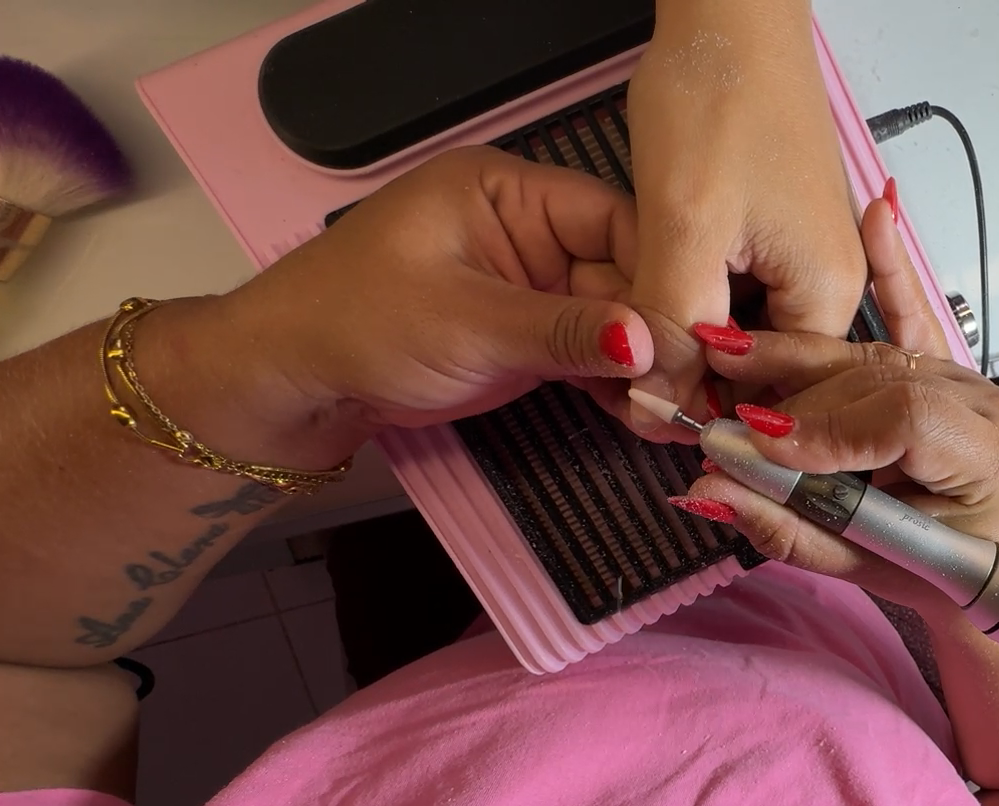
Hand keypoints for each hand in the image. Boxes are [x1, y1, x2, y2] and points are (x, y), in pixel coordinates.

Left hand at [185, 147, 654, 468]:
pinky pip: (604, 356)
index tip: (695, 334)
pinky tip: (646, 417)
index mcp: (513, 194)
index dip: (661, 274)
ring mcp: (547, 289)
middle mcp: (540, 234)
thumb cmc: (360, 324)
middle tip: (689, 391)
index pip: (618, 222)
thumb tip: (653, 346)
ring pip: (626, 324)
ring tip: (670, 414)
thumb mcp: (465, 322)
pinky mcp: (548, 336)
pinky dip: (625, 388)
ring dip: (648, 371)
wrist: (302, 385)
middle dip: (659, 336)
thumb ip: (564, 331)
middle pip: (631, 277)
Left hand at [618, 0, 867, 435]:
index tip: (650, 415)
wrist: (732, 17)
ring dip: (694, 340)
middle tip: (633, 378)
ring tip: (642, 332)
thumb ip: (674, 324)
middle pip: (763, 367)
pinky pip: (745, 298)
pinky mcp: (785, 242)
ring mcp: (811, 264)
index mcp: (828, 296)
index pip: (773, 391)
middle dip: (699, 375)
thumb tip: (661, 397)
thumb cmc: (724, 98)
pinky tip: (666, 294)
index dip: (709, 408)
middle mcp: (832, 288)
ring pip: (748, 335)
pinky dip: (704, 305)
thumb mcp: (686, 225)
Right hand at [678, 199, 998, 614]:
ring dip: (798, 353)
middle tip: (722, 413)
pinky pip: (914, 316)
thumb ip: (793, 533)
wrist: (977, 569)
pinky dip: (893, 269)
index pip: (905, 422)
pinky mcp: (946, 369)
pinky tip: (880, 213)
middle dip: (797, 402)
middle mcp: (987, 408)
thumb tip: (709, 493)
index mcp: (990, 460)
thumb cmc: (931, 575)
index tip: (756, 441)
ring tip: (728, 347)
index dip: (827, 428)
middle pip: (881, 382)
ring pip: (872, 356)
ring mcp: (968, 382)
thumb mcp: (867, 569)